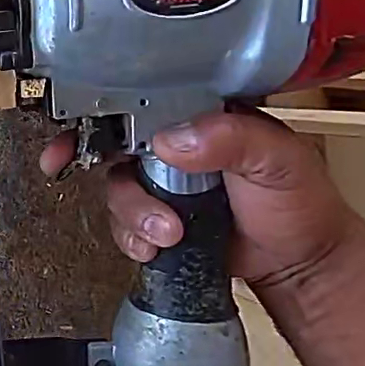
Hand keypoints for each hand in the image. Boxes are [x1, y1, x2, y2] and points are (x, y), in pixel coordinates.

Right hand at [39, 107, 364, 289]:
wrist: (299, 264)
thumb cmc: (298, 203)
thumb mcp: (277, 158)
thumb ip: (232, 139)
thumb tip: (174, 138)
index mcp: (197, 116)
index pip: (140, 100)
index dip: (99, 109)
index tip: (75, 125)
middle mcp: (171, 146)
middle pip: (110, 143)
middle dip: (85, 158)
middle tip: (65, 164)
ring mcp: (159, 184)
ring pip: (114, 189)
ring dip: (131, 213)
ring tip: (166, 231)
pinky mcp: (154, 218)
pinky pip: (121, 225)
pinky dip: (130, 238)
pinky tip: (153, 247)